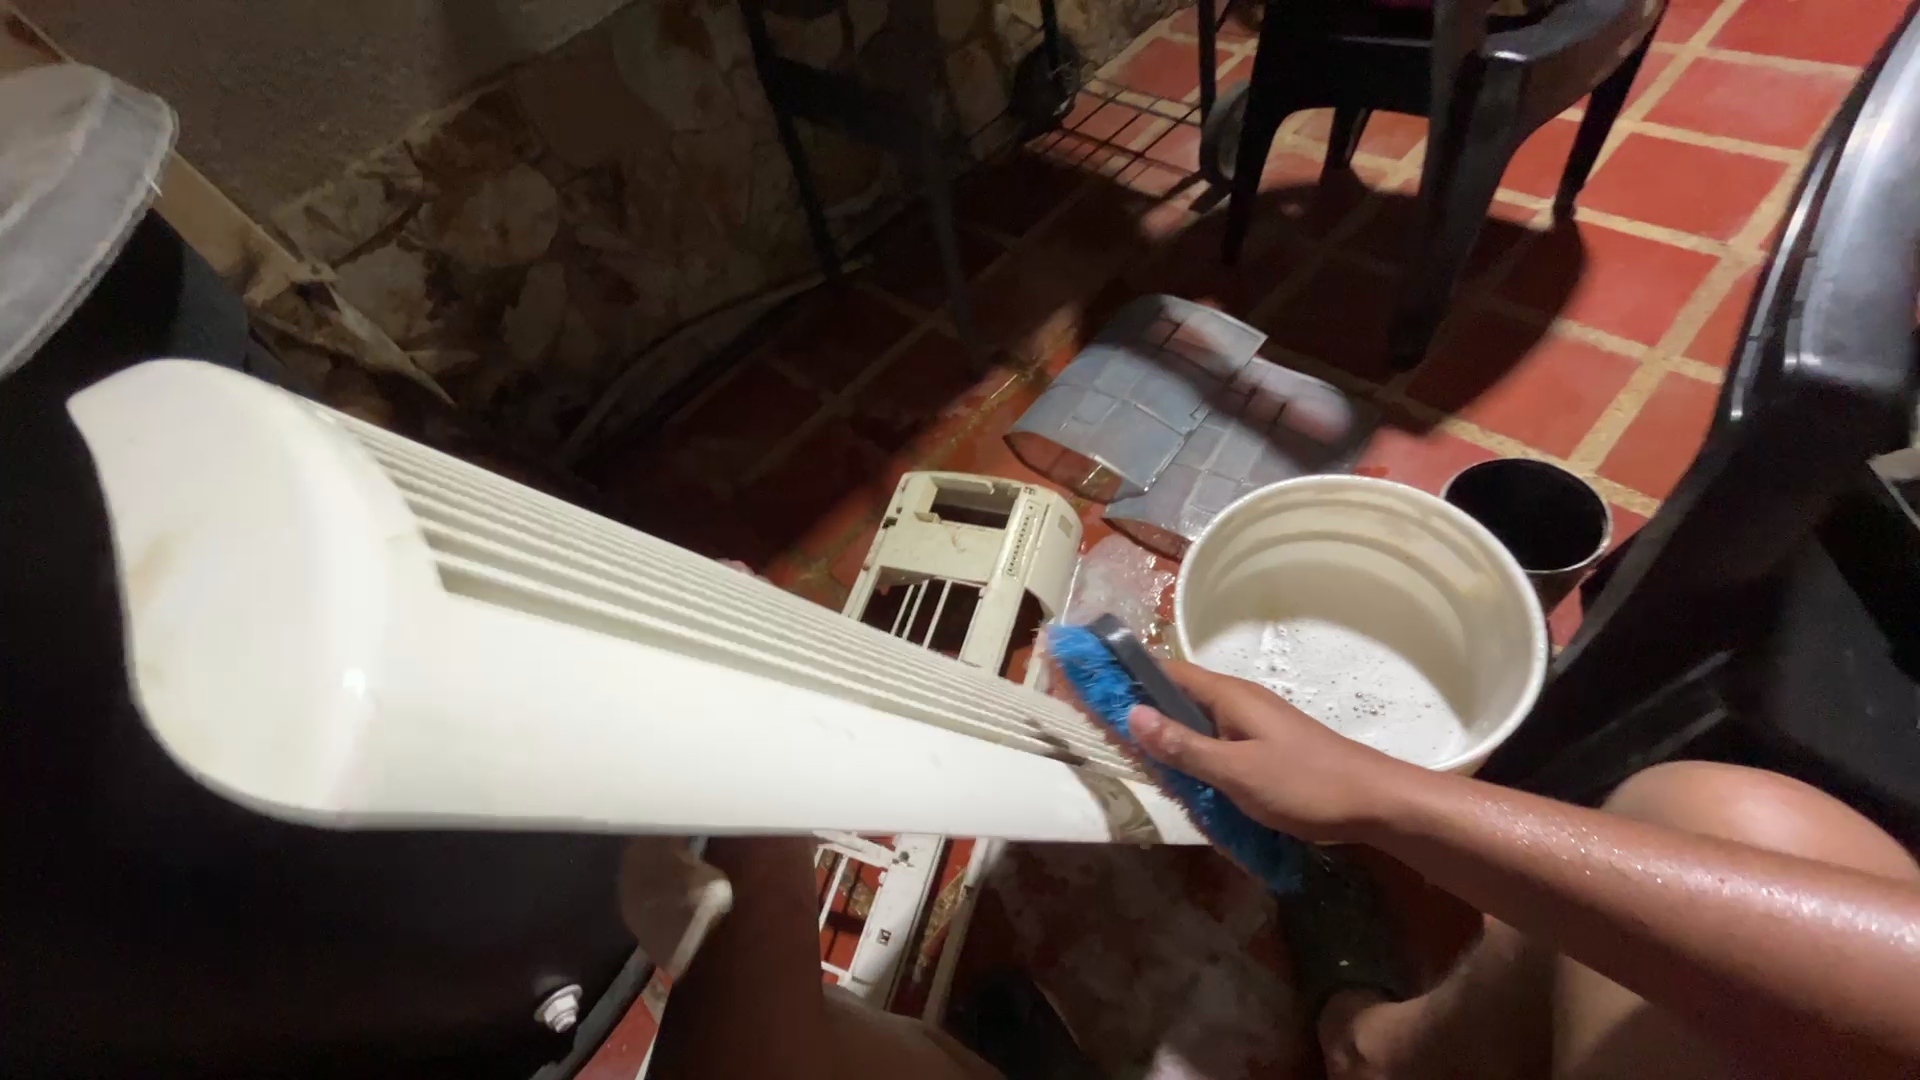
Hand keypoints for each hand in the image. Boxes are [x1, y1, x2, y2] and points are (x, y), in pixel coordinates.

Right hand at [1128, 661, 1413, 841]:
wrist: (1377, 802)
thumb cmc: (1304, 783)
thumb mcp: (1236, 770)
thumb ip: (1183, 745)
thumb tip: (1131, 712)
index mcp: (1228, 694)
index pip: (1166, 669)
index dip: (1128, 673)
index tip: (1092, 683)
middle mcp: (1236, 699)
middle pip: (1176, 692)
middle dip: (1140, 705)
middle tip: (1103, 726)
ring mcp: (1251, 721)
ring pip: (1194, 717)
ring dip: (1165, 731)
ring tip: (1132, 752)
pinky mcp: (1262, 743)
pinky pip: (1212, 737)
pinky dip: (1189, 748)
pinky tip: (1181, 774)